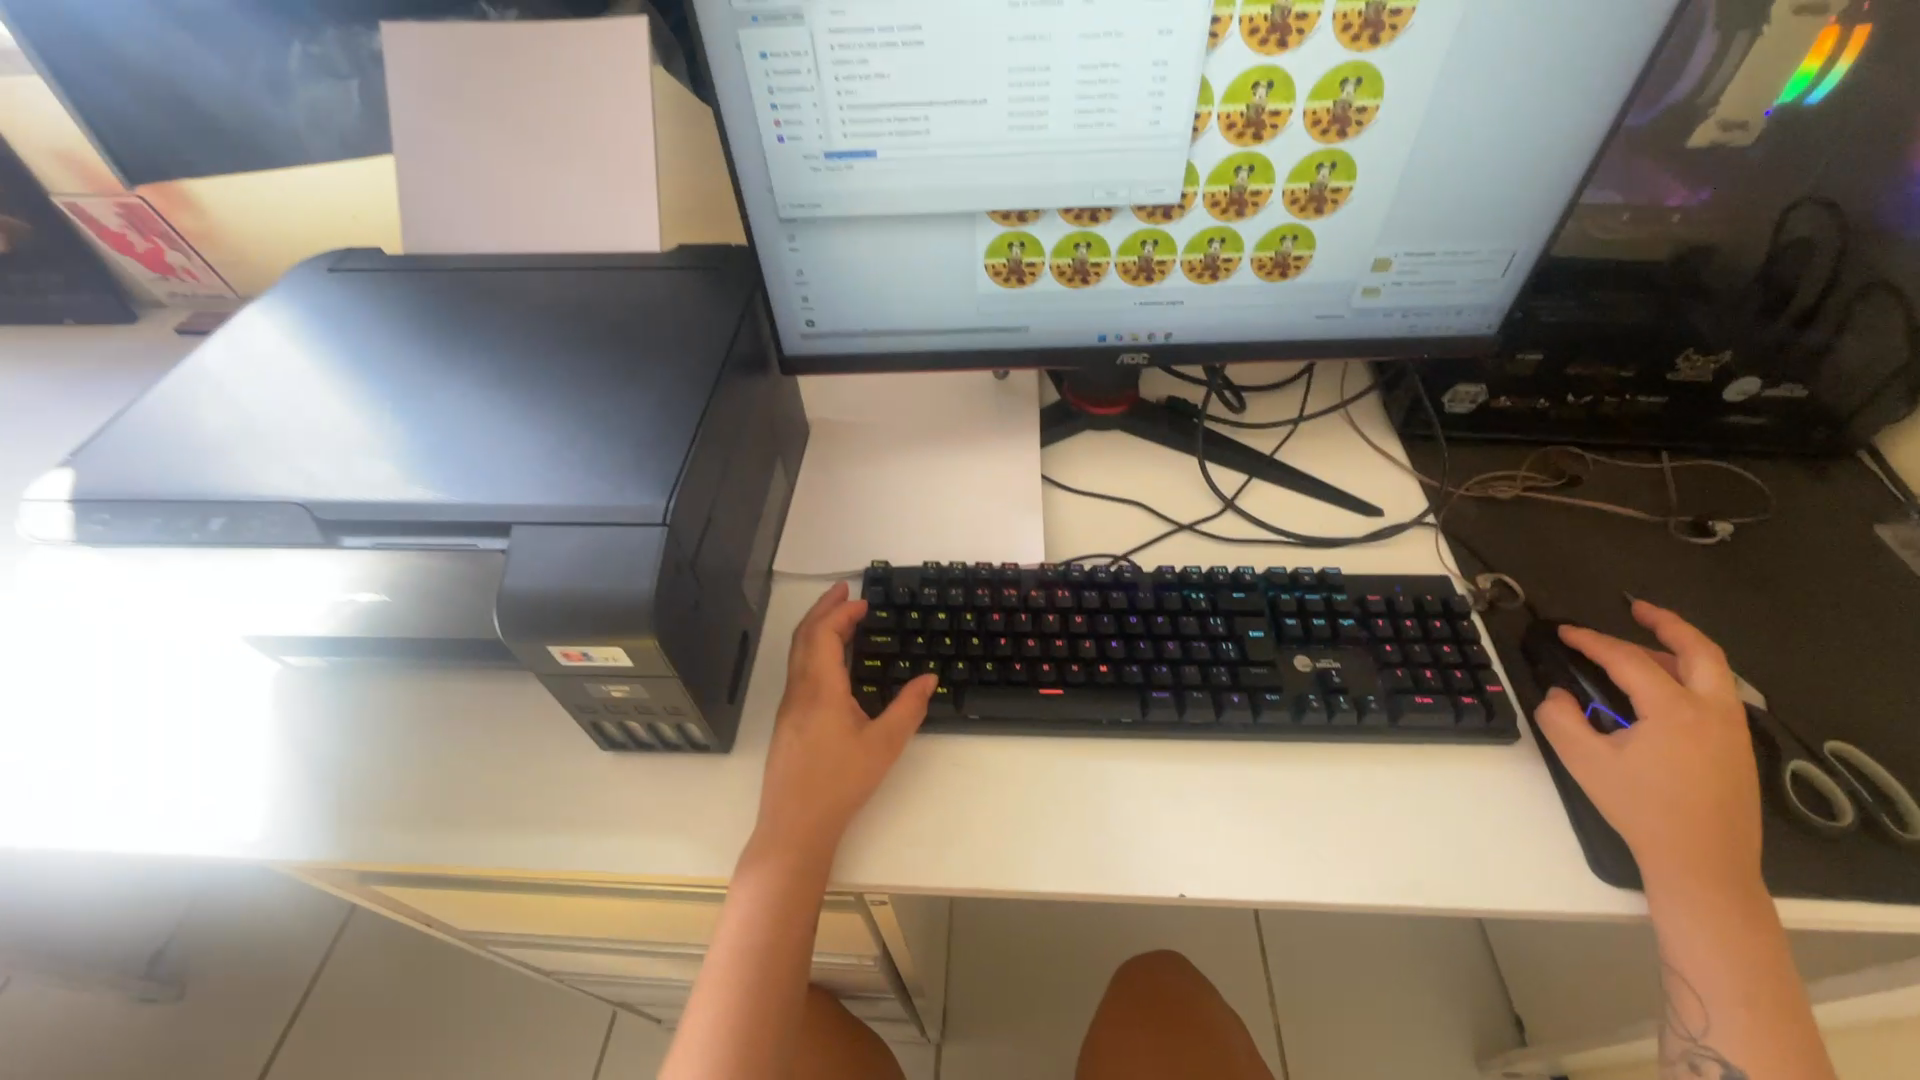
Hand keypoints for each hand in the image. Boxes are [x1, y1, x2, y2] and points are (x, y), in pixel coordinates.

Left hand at [753, 582, 935, 862]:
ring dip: (817, 629)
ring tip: (841, 620)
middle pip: (804, 636)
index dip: (840, 612)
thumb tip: (929, 677)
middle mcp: (798, 691)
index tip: (863, 602)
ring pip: (797, 654)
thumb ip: (908, 708)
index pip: (823, 634)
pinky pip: (798, 671)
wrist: (795, 825)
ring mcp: (788, 707)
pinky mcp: (787, 722)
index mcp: (820, 689)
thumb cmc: (841, 784)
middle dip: (823, 609)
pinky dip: (813, 651)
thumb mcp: (884, 746)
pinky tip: (833, 663)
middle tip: (844, 592)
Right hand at [1533, 600, 1761, 895]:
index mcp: (1675, 709)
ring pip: (1713, 671)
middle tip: (1636, 608)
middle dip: (1667, 623)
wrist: (1703, 862)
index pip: (1629, 659)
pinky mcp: (1739, 747)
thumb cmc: (1642, 810)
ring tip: (1642, 647)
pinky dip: (1691, 675)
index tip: (1564, 632)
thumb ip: (1560, 719)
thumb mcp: (1585, 763)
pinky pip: (1716, 694)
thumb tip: (1557, 694)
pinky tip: (1664, 688)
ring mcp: (1733, 729)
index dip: (1592, 641)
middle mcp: (1713, 710)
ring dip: (1679, 650)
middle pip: (1699, 649)